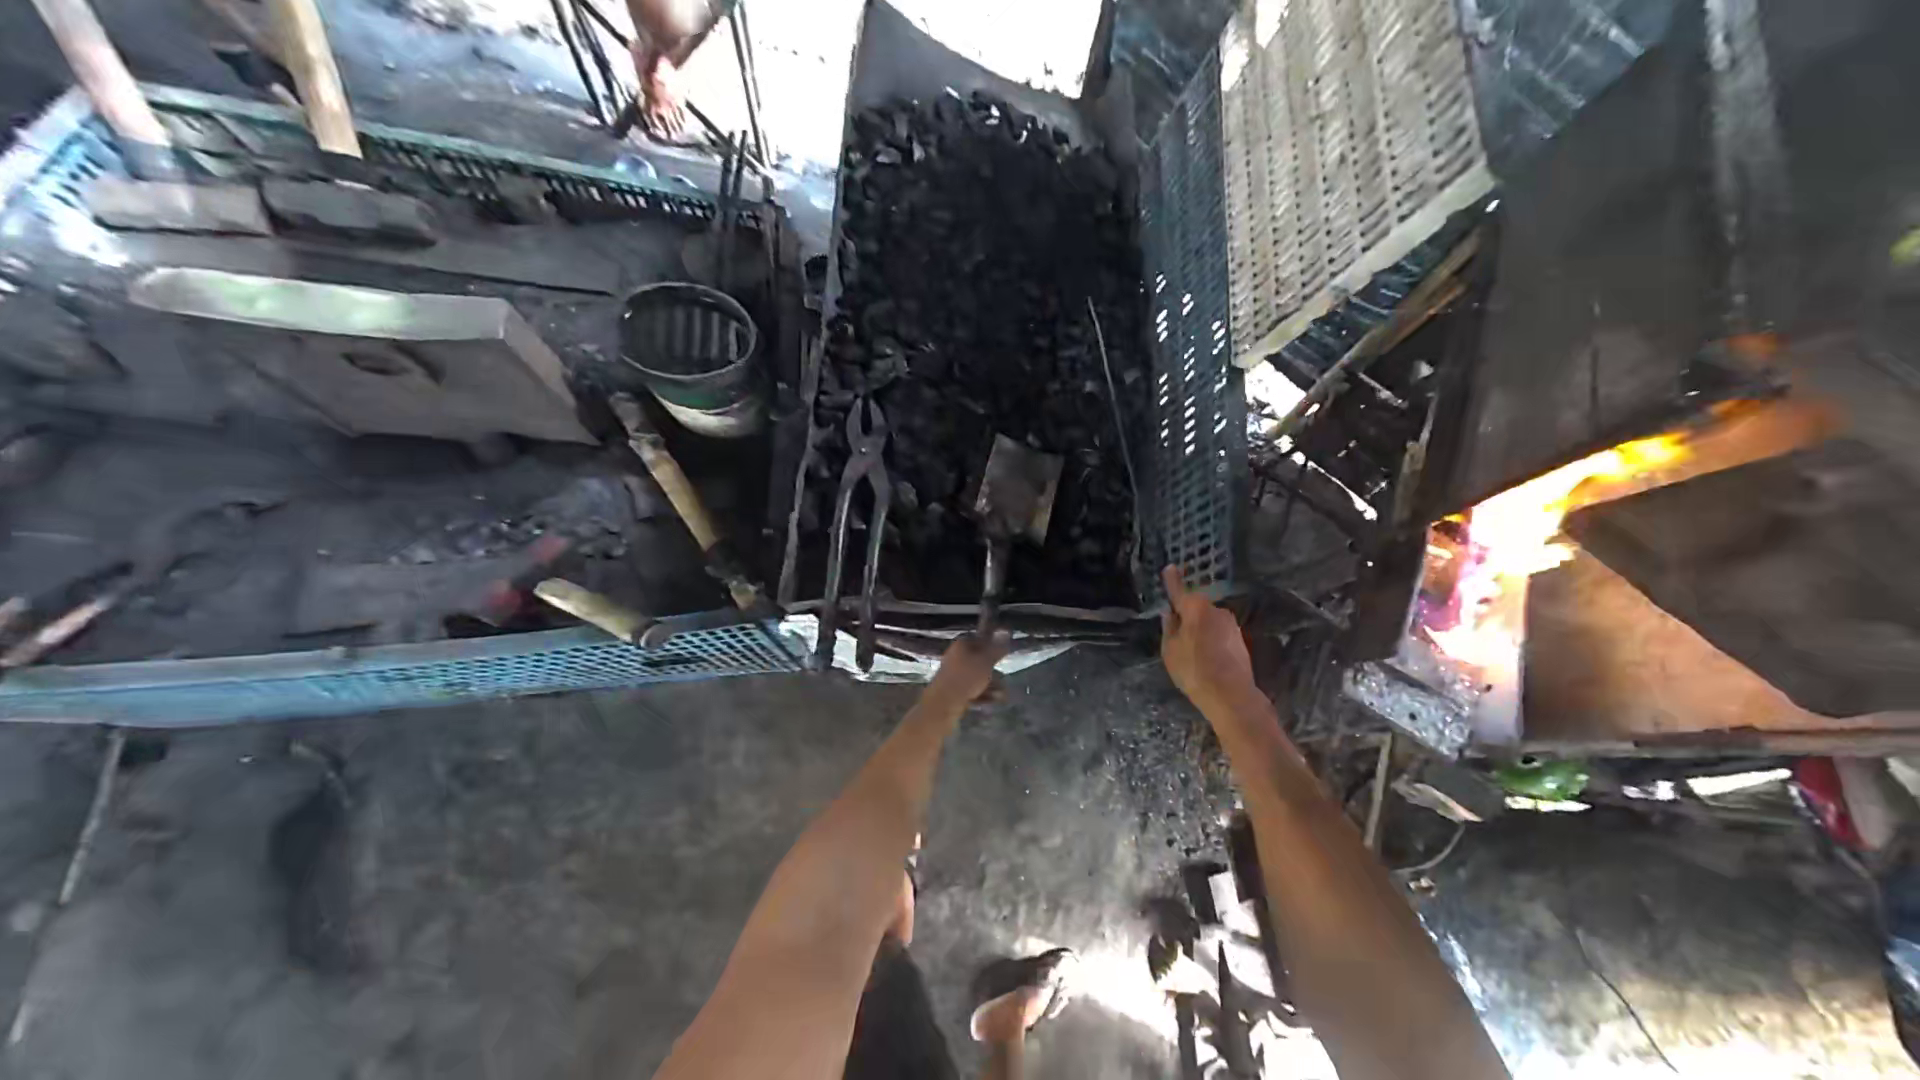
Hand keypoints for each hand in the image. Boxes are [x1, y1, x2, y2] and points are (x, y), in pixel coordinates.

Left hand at [923, 632, 1010, 711]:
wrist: (944, 702)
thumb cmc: (967, 677)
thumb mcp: (986, 661)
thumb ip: (996, 648)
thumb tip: (1004, 630)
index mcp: (961, 645)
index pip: (979, 639)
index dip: (992, 646)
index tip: (1003, 655)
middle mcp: (955, 656)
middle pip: (979, 660)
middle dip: (994, 671)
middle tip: (1003, 678)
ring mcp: (953, 674)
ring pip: (977, 676)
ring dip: (990, 685)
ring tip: (1001, 695)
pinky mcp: (953, 690)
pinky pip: (971, 688)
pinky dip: (981, 694)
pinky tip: (991, 701)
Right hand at [1160, 566, 1256, 715]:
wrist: (1231, 696)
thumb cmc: (1193, 669)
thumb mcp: (1170, 649)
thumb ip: (1169, 628)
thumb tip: (1170, 614)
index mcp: (1196, 608)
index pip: (1180, 590)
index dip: (1172, 580)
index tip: (1170, 567)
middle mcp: (1217, 611)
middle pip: (1196, 608)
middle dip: (1187, 616)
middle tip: (1176, 634)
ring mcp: (1232, 626)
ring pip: (1209, 622)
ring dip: (1200, 631)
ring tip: (1191, 652)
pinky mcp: (1240, 641)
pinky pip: (1219, 635)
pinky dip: (1211, 641)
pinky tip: (1206, 659)